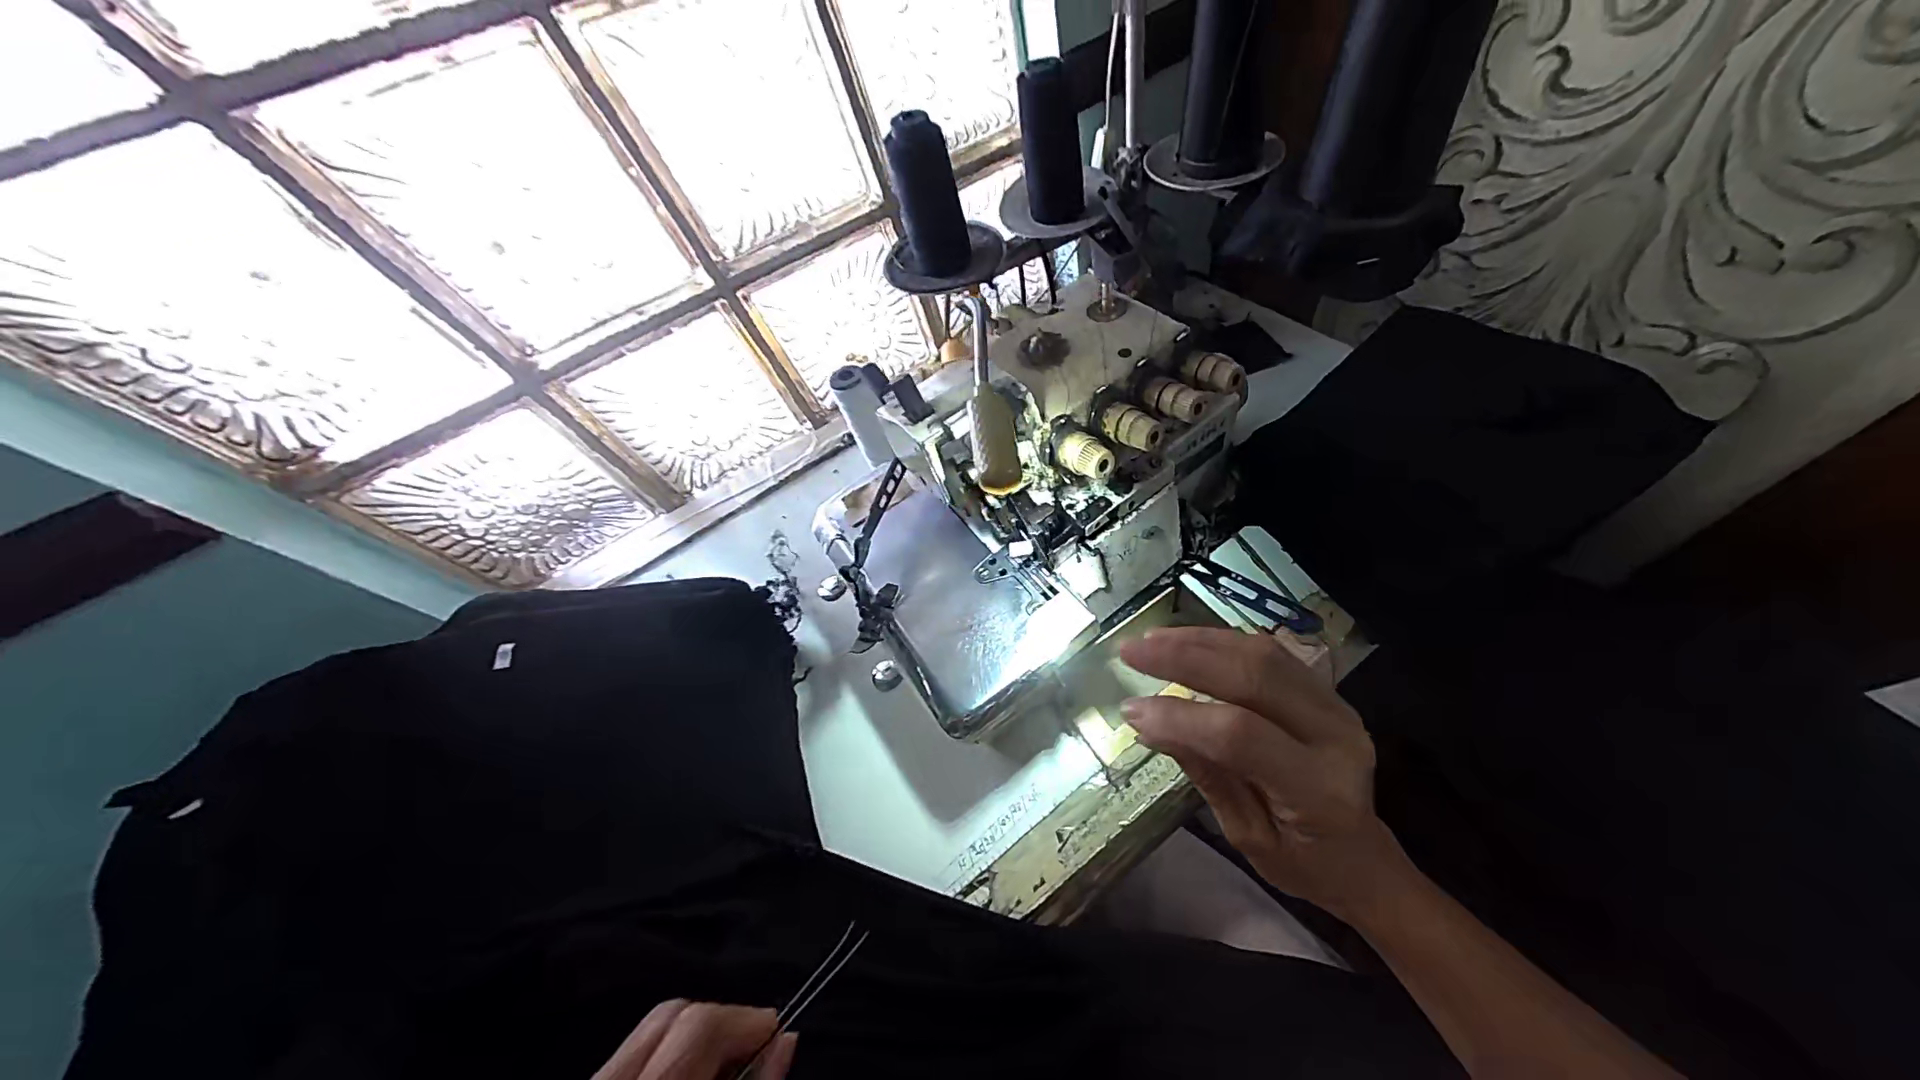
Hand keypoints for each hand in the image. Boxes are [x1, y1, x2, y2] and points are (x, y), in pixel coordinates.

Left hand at [591, 1000, 796, 1079]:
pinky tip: (687, 1077)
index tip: (777, 1040)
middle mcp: (609, 1079)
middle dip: (722, 1024)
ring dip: (696, 1038)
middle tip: (750, 1058)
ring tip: (721, 1072)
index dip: (748, 1025)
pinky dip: (668, 1055)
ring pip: (651, 1027)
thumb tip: (785, 1039)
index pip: (698, 1026)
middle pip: (672, 1013)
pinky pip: (632, 1052)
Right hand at [1119, 627, 1412, 919]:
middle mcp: (1336, 737)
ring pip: (1262, 654)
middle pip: (1254, 677)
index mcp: (1318, 790)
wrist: (1365, 859)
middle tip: (1131, 652)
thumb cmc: (1303, 863)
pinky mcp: (1327, 691)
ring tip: (1150, 640)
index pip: (1240, 736)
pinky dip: (1221, 641)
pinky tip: (1185, 640)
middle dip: (1184, 658)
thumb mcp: (1245, 834)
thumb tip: (1148, 724)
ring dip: (1199, 640)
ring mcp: (1337, 706)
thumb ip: (1205, 773)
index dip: (1181, 717)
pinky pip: (1270, 652)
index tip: (1130, 711)